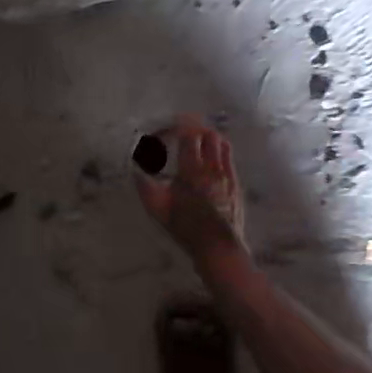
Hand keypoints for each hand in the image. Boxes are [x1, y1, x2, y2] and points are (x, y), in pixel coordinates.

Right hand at [135, 114, 248, 266]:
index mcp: (192, 170)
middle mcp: (213, 167)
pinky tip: (208, 161)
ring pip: (222, 143)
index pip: (189, 134)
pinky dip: (217, 151)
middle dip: (193, 128)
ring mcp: (227, 174)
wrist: (218, 246)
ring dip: (207, 137)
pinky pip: (228, 157)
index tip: (166, 129)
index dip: (177, 126)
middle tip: (179, 132)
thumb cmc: (185, 227)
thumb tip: (135, 170)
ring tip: (195, 142)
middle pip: (208, 133)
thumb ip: (144, 186)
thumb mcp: (157, 208)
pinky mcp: (236, 182)